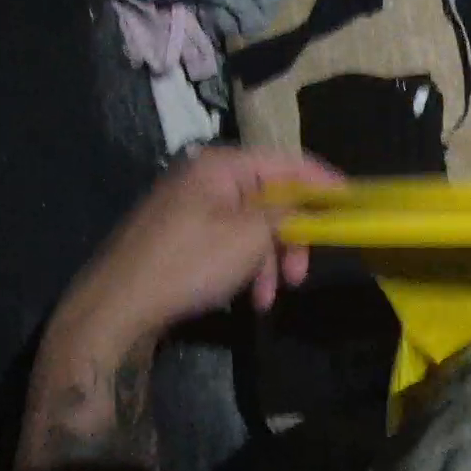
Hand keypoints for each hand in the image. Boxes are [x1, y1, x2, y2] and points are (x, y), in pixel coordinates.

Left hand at [49, 148, 341, 359]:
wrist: (115, 309)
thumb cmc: (190, 263)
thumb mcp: (251, 236)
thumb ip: (291, 211)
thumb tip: (315, 199)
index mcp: (222, 166)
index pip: (290, 162)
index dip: (325, 183)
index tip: (355, 202)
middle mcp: (207, 178)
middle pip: (274, 198)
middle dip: (294, 236)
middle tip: (303, 271)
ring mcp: (192, 207)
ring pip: (255, 226)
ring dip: (272, 260)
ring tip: (273, 295)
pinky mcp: (183, 235)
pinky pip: (233, 241)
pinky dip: (248, 266)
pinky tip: (251, 297)